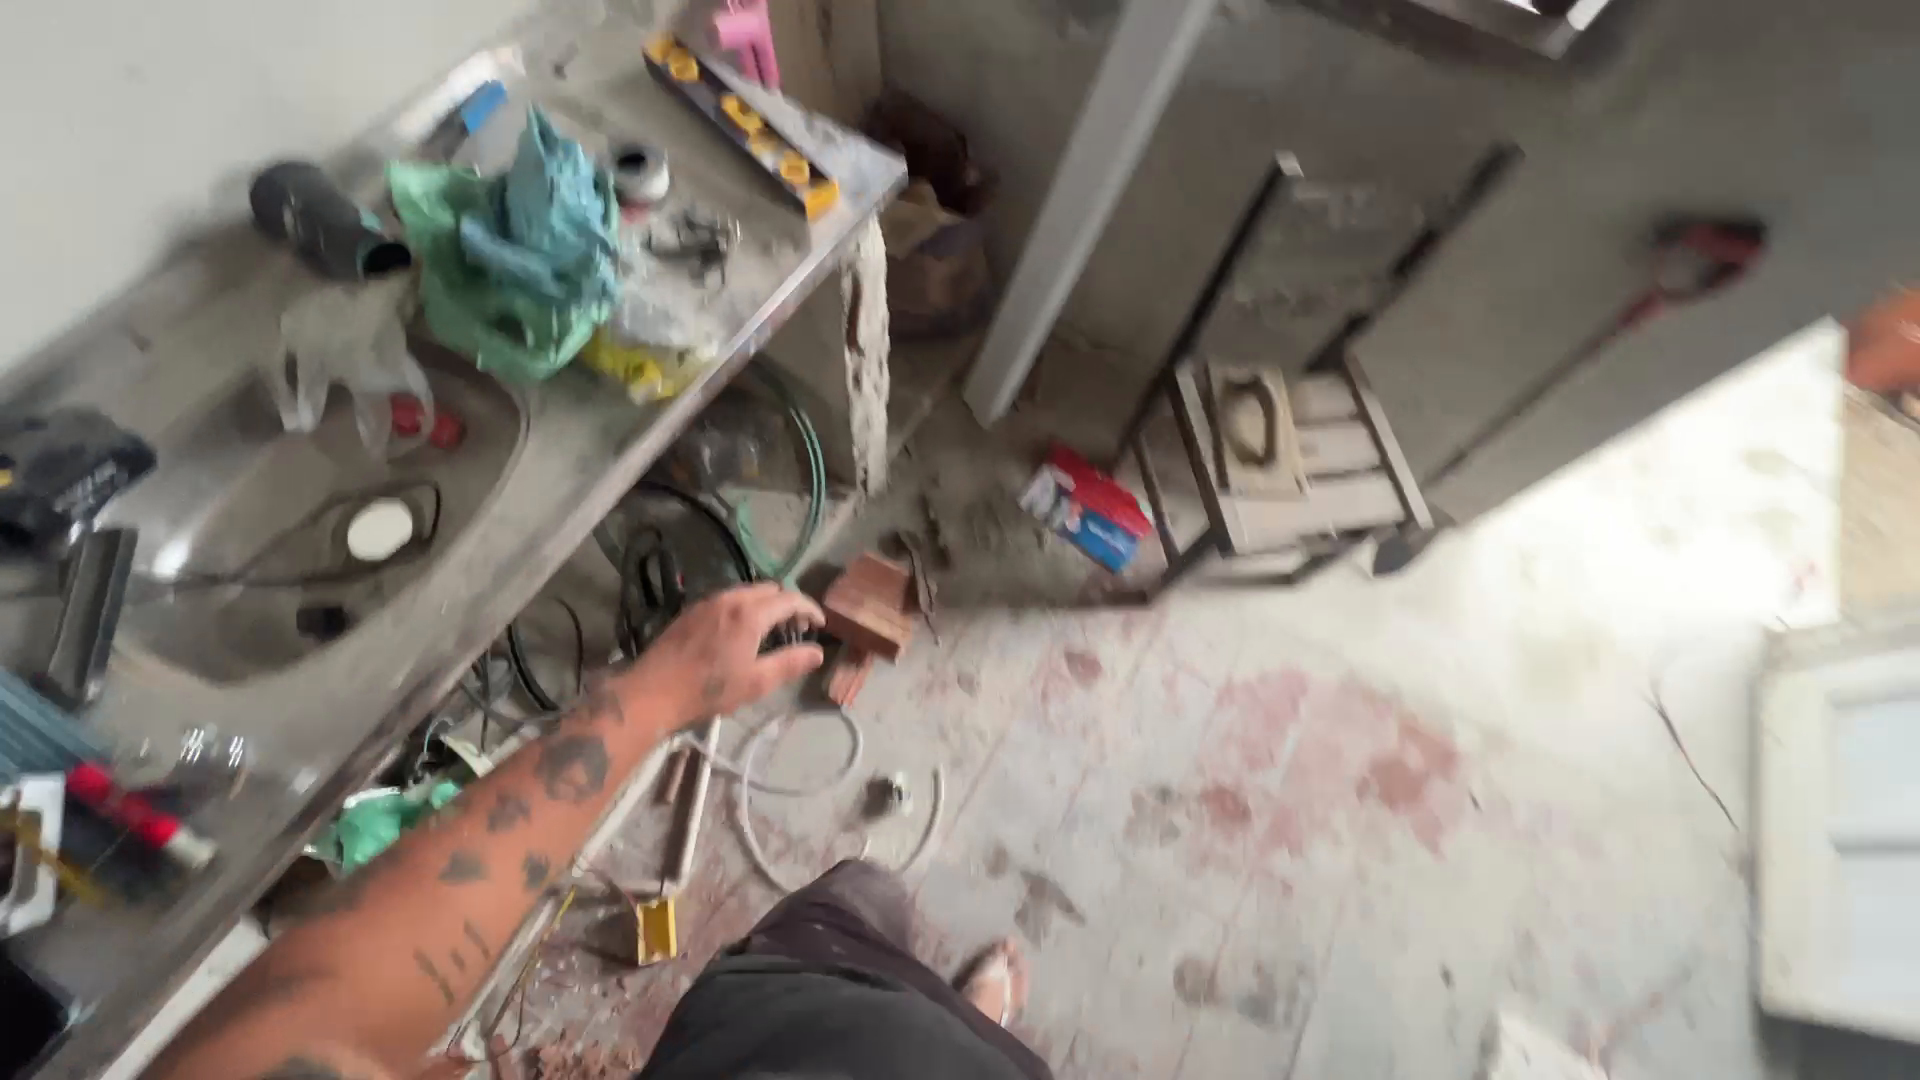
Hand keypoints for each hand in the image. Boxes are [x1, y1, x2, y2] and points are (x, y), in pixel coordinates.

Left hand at [625, 583, 825, 720]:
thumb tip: (818, 652)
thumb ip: (790, 663)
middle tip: (797, 629)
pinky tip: (742, 632)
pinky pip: (729, 599)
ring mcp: (708, 602)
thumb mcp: (756, 682)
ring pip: (748, 592)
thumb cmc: (708, 690)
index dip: (811, 609)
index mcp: (750, 614)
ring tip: (771, 631)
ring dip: (767, 605)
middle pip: (770, 589)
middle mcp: (730, 599)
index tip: (820, 625)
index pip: (791, 599)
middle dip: (789, 604)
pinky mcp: (692, 610)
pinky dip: (746, 607)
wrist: (652, 692)